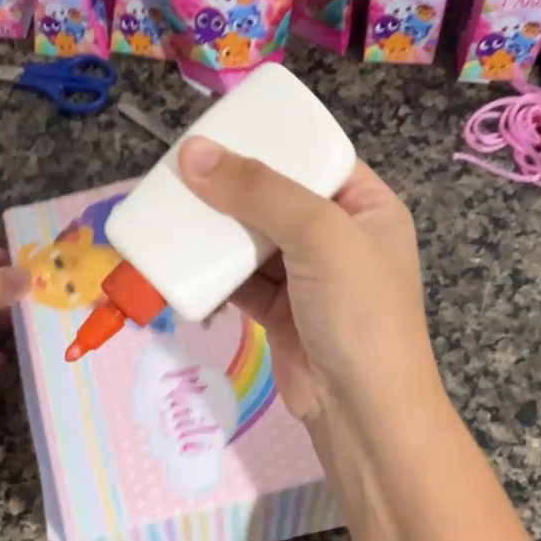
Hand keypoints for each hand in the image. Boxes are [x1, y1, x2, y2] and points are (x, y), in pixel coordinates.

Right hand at [175, 137, 438, 427]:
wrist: (360, 409)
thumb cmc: (358, 313)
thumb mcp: (320, 236)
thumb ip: (259, 191)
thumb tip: (192, 153)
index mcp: (368, 207)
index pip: (317, 159)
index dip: (272, 142)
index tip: (220, 131)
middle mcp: (339, 239)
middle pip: (277, 199)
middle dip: (233, 190)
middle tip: (182, 173)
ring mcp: (309, 279)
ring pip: (253, 242)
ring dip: (217, 234)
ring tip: (173, 213)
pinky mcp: (281, 315)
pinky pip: (241, 283)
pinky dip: (215, 278)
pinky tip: (184, 269)